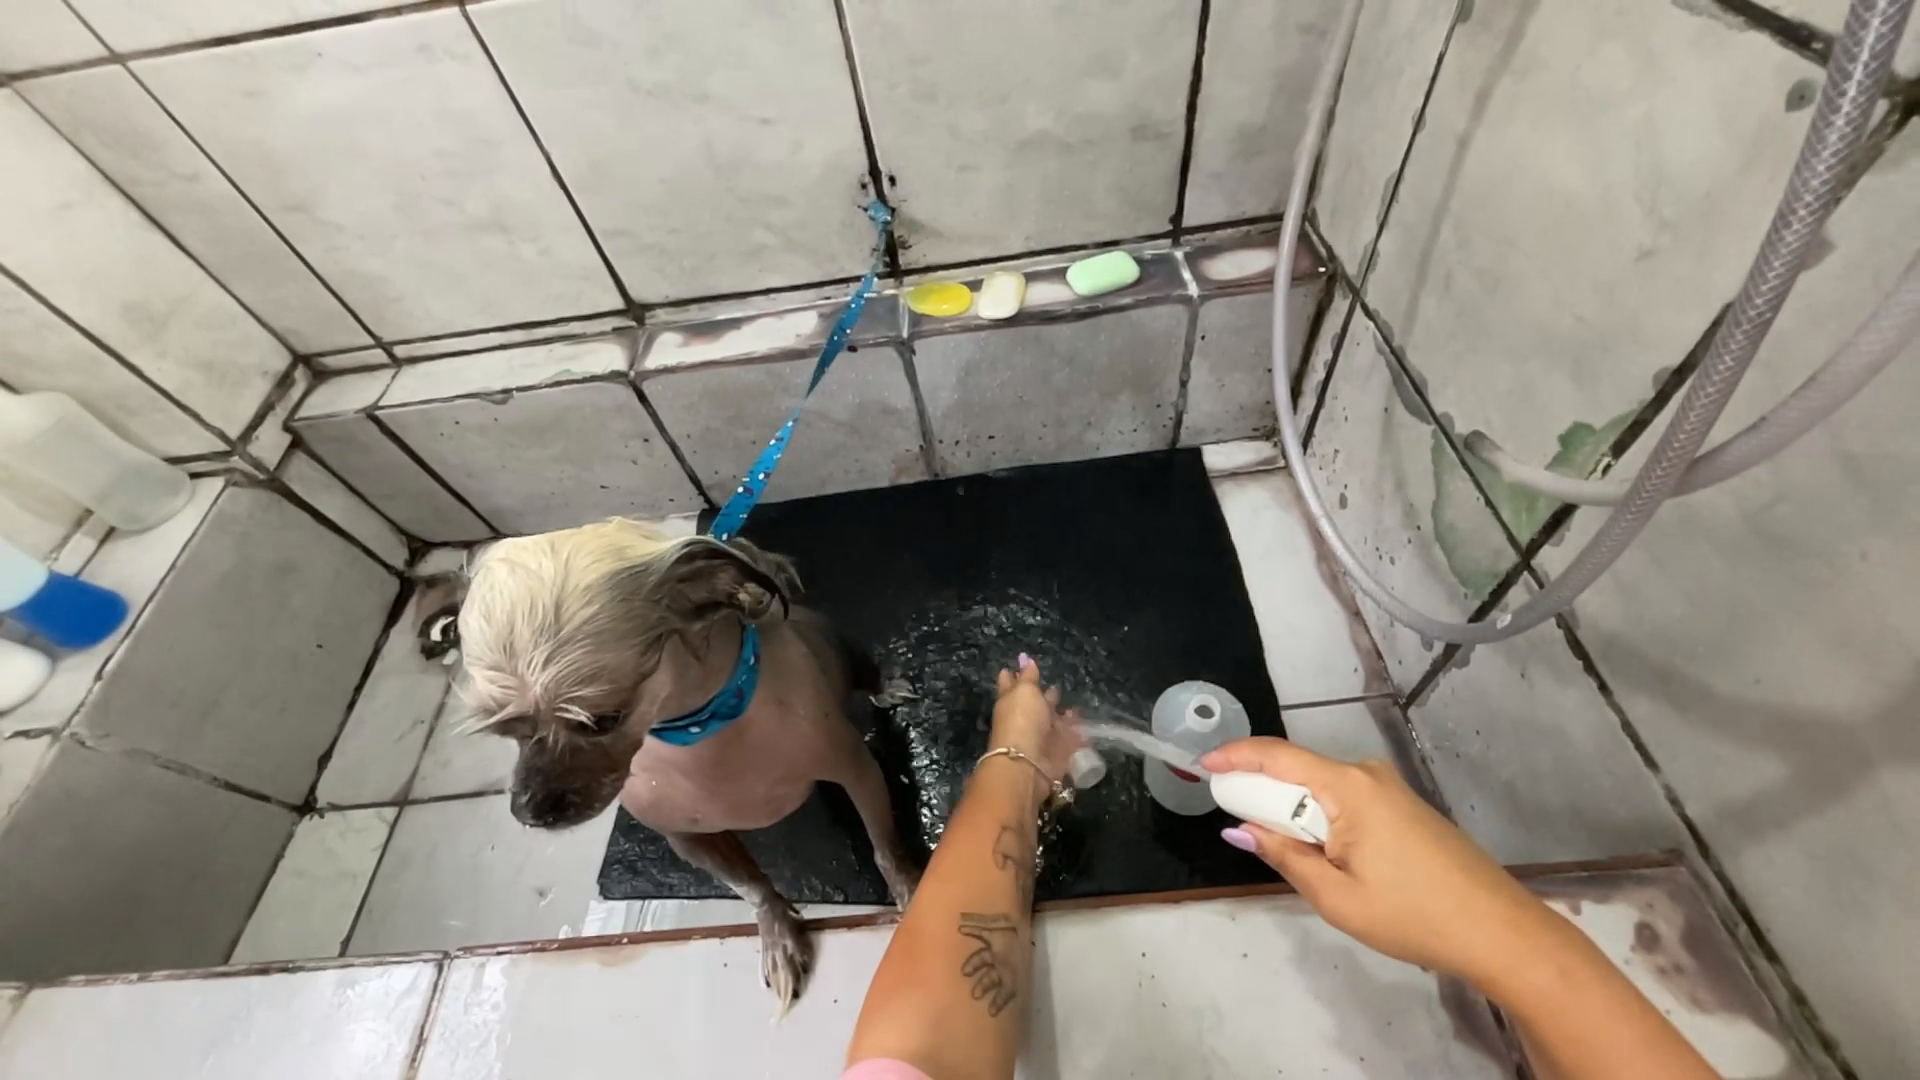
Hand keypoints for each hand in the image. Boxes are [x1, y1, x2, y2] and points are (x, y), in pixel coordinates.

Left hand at [988, 654, 1082, 800]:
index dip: (1015, 676)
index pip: (1012, 684)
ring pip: (1053, 723)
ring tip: (1074, 707)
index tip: (1020, 665)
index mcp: (1012, 701)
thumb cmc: (1022, 720)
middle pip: (1035, 704)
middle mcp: (1026, 719)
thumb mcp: (1025, 691)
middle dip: (1044, 696)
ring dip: (1063, 716)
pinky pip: (1070, 739)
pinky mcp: (1058, 752)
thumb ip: (1028, 676)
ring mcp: (1042, 736)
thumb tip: (1024, 658)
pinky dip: (1077, 733)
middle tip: (1054, 687)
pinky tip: (1085, 725)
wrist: (1028, 764)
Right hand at [1202, 738, 1563, 985]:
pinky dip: (1318, 816)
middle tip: (1236, 819)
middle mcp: (1366, 775)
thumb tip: (1240, 829)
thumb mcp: (1335, 896)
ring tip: (1282, 848)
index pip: (1277, 755)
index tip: (1202, 765)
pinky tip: (1321, 851)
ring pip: (1319, 787)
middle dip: (1260, 789)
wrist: (1504, 933)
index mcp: (1348, 788)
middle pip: (1297, 769)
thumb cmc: (1413, 915)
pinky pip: (1343, 799)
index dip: (1235, 755)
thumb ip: (1283, 855)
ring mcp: (1388, 789)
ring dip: (1291, 808)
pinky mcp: (1402, 807)